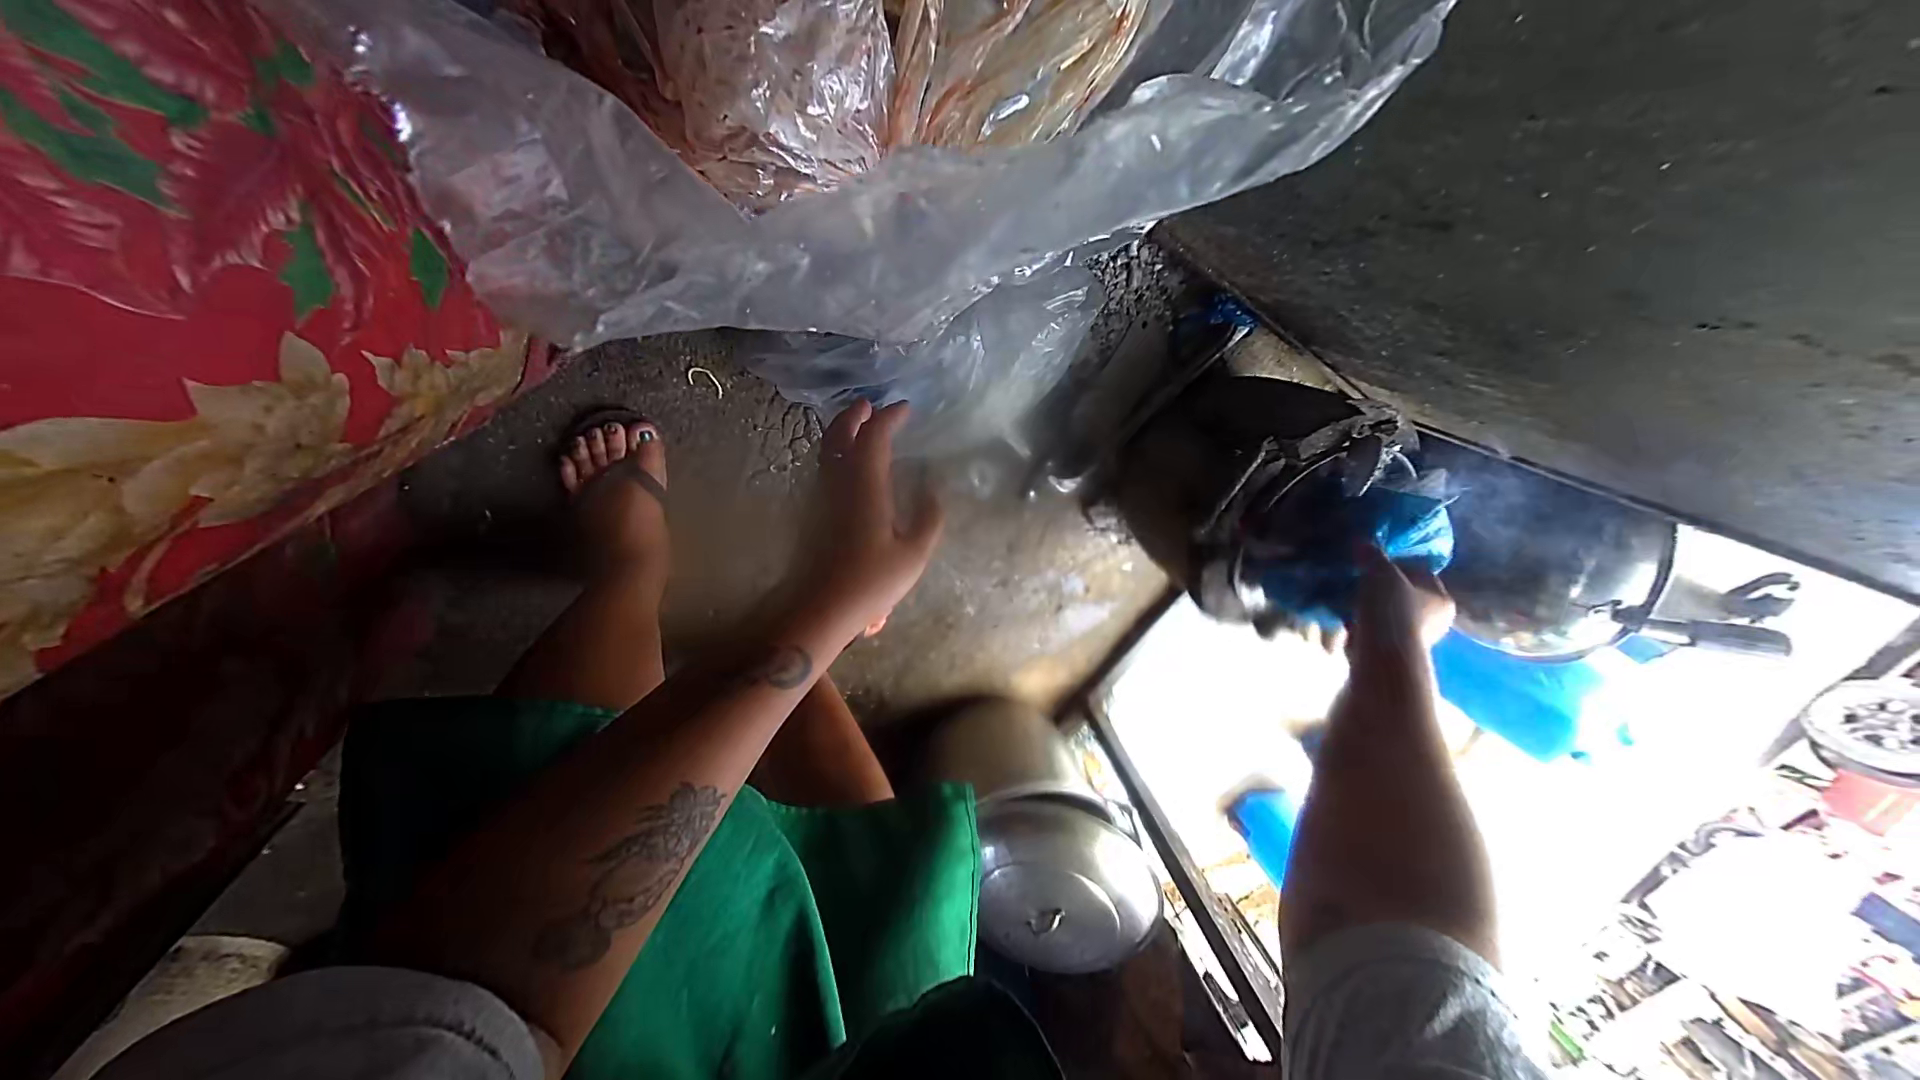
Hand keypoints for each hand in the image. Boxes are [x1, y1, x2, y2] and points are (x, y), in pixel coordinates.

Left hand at [800, 401, 944, 637]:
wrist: (823, 607)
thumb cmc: (872, 582)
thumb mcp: (914, 555)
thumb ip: (928, 519)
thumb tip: (931, 493)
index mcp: (866, 487)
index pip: (873, 437)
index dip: (889, 417)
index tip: (905, 408)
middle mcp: (839, 483)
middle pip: (839, 434)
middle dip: (855, 414)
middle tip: (871, 406)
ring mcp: (822, 497)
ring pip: (827, 450)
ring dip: (842, 431)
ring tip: (860, 427)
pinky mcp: (814, 512)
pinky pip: (824, 467)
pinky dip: (837, 452)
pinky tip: (850, 464)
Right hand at [1348, 544, 1455, 660]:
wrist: (1380, 653)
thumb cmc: (1391, 607)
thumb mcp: (1379, 571)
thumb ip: (1372, 555)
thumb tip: (1362, 542)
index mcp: (1442, 597)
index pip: (1419, 572)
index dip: (1394, 564)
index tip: (1370, 562)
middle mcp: (1435, 619)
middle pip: (1403, 593)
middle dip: (1380, 587)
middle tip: (1357, 579)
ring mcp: (1414, 637)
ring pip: (1388, 612)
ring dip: (1369, 606)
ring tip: (1347, 598)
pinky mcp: (1392, 651)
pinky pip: (1375, 629)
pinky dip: (1362, 623)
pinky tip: (1345, 618)